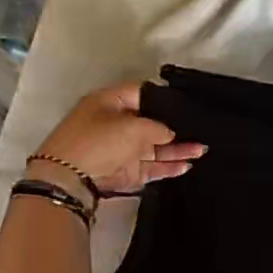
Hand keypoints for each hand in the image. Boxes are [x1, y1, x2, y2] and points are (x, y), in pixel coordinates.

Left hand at [32, 82, 207, 194]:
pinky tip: (187, 165)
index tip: (186, 104)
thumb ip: (159, 128)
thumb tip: (171, 134)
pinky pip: (153, 167)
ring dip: (178, 149)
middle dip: (176, 128)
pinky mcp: (128, 171)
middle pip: (152, 123)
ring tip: (201, 150)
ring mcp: (123, 149)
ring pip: (156, 148)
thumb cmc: (99, 141)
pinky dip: (169, 167)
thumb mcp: (132, 127)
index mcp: (110, 102)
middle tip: (201, 130)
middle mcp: (117, 124)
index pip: (142, 94)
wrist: (71, 178)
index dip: (163, 98)